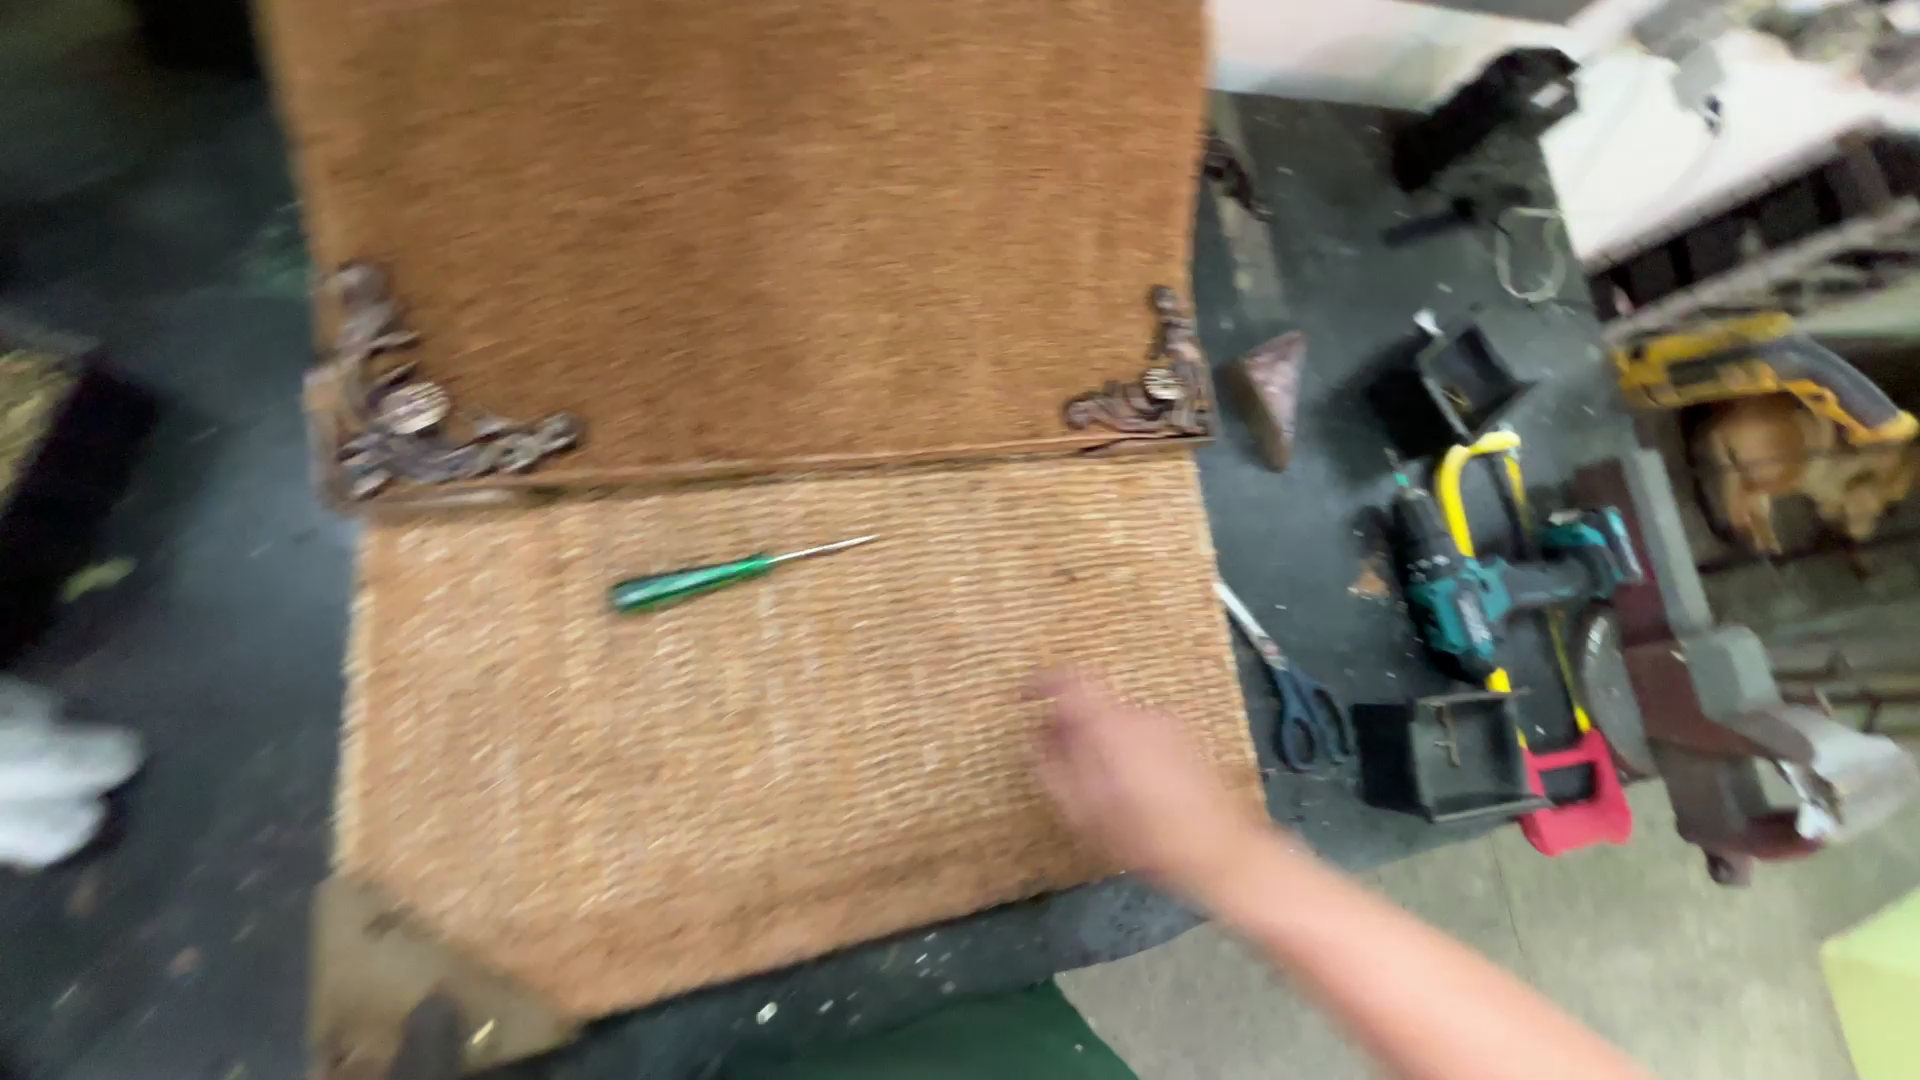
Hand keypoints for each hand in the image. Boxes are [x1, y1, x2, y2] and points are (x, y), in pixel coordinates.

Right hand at [1029, 669, 1272, 902]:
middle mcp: (1138, 713)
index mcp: (1110, 725)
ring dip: (1095, 738)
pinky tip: (1125, 786)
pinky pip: (1137, 731)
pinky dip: (1120, 746)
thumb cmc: (1146, 837)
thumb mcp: (1084, 812)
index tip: (1024, 697)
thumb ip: (1052, 769)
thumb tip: (1035, 738)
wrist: (1223, 853)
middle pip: (1092, 702)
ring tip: (1090, 781)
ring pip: (1114, 720)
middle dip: (1067, 723)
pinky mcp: (1183, 739)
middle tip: (1052, 755)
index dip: (1042, 682)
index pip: (1069, 680)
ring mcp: (1165, 724)